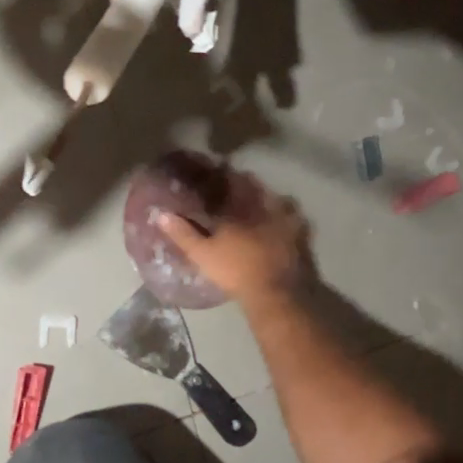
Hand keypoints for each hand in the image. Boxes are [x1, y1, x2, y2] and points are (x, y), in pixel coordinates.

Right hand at [155, 174, 311, 305]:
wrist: (278, 293)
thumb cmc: (235, 270)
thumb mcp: (202, 253)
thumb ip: (183, 233)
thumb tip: (160, 214)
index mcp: (241, 208)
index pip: (233, 181)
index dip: (225, 174)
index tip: (218, 169)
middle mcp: (266, 207)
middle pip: (257, 188)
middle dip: (248, 184)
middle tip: (240, 185)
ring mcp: (288, 222)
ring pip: (279, 201)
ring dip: (270, 199)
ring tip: (262, 202)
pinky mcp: (302, 238)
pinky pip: (295, 220)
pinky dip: (288, 218)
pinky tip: (284, 224)